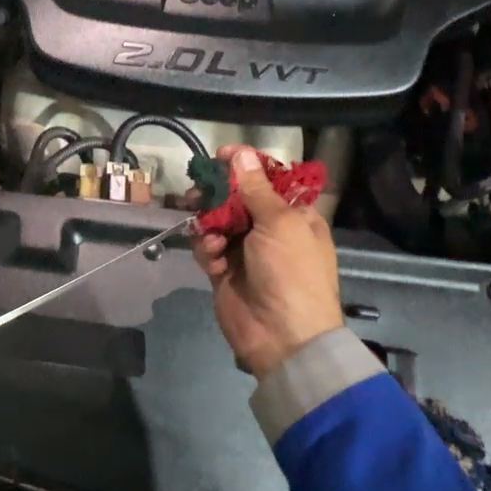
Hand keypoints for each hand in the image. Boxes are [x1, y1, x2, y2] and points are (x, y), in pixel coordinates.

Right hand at [191, 145, 344, 376]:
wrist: (283, 337)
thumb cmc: (291, 273)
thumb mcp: (279, 224)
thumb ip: (255, 188)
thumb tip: (242, 153)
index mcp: (293, 216)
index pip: (267, 180)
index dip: (244, 166)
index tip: (220, 156)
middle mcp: (270, 229)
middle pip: (235, 198)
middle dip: (216, 194)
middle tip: (196, 193)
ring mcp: (245, 250)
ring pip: (216, 220)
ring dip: (209, 224)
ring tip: (207, 233)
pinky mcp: (224, 270)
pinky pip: (207, 247)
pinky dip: (207, 250)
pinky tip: (215, 261)